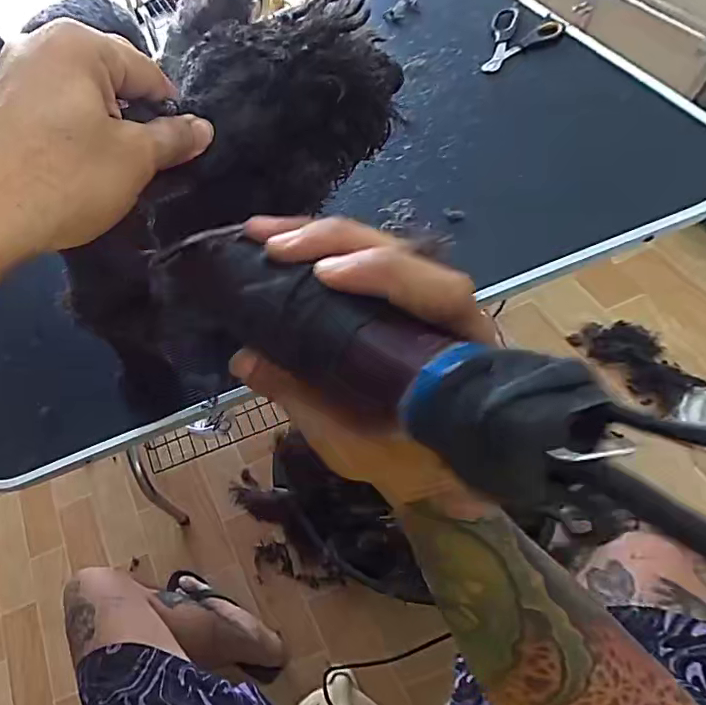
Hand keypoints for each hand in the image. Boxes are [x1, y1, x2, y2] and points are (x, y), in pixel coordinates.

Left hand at [0, 20, 211, 262]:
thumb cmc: (66, 180)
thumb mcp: (135, 159)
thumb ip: (174, 137)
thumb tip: (202, 128)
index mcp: (77, 43)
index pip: (148, 71)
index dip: (171, 111)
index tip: (180, 146)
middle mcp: (40, 43)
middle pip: (114, 78)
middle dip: (136, 117)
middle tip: (147, 160)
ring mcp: (15, 72)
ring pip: (84, 95)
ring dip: (107, 127)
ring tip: (113, 166)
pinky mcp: (2, 105)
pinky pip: (57, 109)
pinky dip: (77, 132)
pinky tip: (81, 165)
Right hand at [227, 217, 496, 505]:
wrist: (432, 471)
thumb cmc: (405, 463)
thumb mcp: (353, 442)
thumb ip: (304, 398)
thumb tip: (246, 358)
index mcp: (459, 350)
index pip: (439, 293)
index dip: (385, 273)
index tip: (326, 275)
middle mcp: (449, 312)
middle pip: (404, 253)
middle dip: (337, 242)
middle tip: (273, 243)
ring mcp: (421, 300)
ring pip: (382, 247)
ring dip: (323, 237)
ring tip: (264, 233)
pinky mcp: (395, 299)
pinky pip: (364, 263)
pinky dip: (322, 251)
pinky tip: (283, 243)